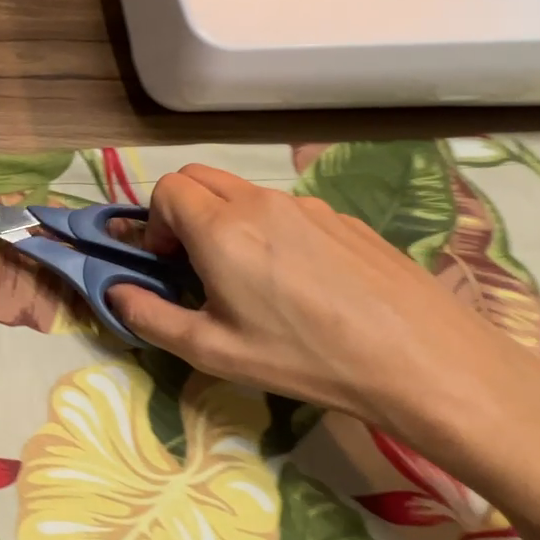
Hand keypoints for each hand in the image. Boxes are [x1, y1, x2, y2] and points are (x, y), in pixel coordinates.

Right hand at [106, 164, 539, 435]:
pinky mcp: (347, 220)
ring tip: (248, 276)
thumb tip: (114, 293)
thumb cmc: (305, 357)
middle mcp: (262, 204)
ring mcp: (310, 207)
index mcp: (222, 229)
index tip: (167, 263)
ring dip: (224, 218)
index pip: (166, 189)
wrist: (425, 362)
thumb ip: (148, 316)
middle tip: (193, 260)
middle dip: (180, 209)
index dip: (153, 223)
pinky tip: (300, 283)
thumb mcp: (211, 351)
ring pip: (244, 191)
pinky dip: (270, 229)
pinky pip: (288, 209)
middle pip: (200, 177)